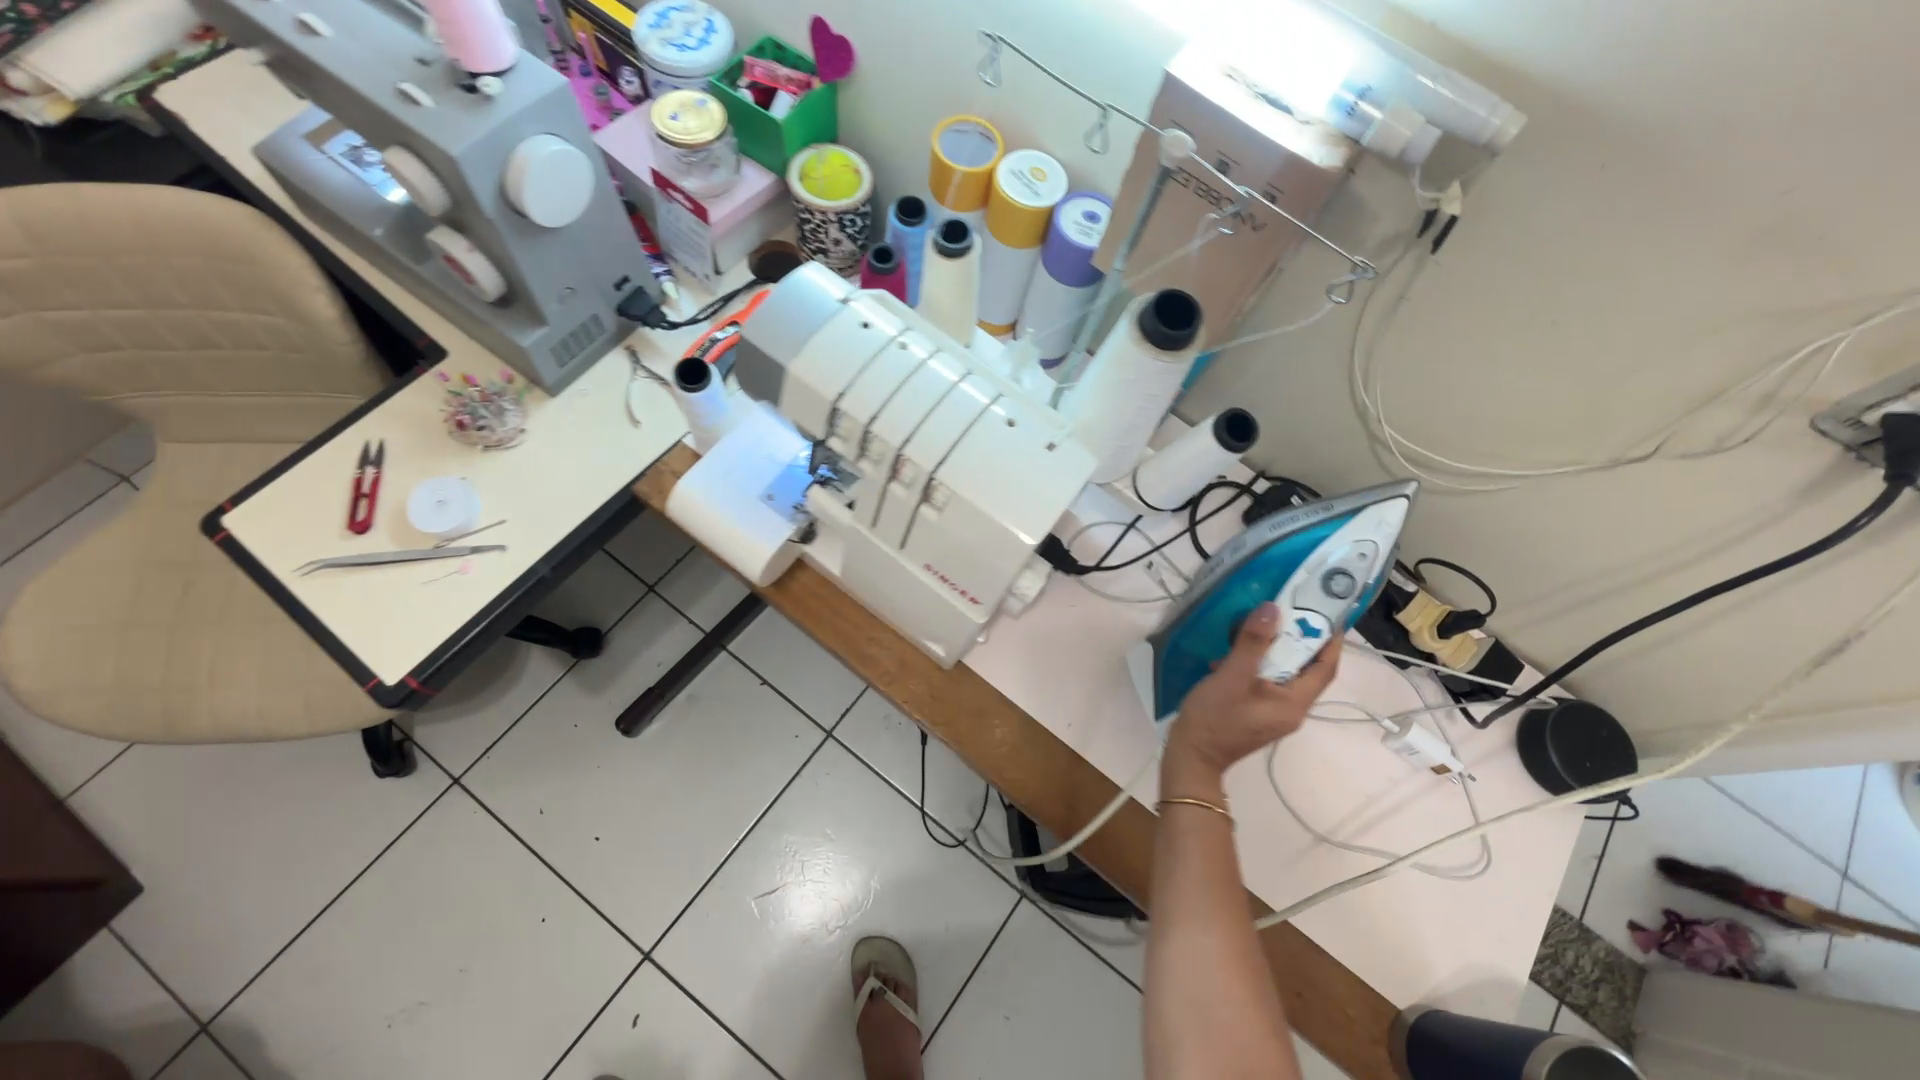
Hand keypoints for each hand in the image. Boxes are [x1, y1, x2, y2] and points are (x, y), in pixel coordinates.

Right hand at [1165, 603, 1342, 775]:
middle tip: (1285, 613)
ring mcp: (1275, 715)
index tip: (1326, 614)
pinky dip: (1256, 668)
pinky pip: (1267, 685)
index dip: (1329, 641)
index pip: (1325, 669)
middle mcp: (1292, 711)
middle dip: (1297, 641)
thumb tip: (1272, 609)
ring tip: (1253, 630)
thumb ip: (1253, 643)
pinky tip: (1231, 658)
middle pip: (1305, 671)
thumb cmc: (1214, 717)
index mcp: (1294, 703)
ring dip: (1272, 653)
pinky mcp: (1258, 715)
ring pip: (1284, 677)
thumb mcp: (1232, 676)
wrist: (1191, 756)